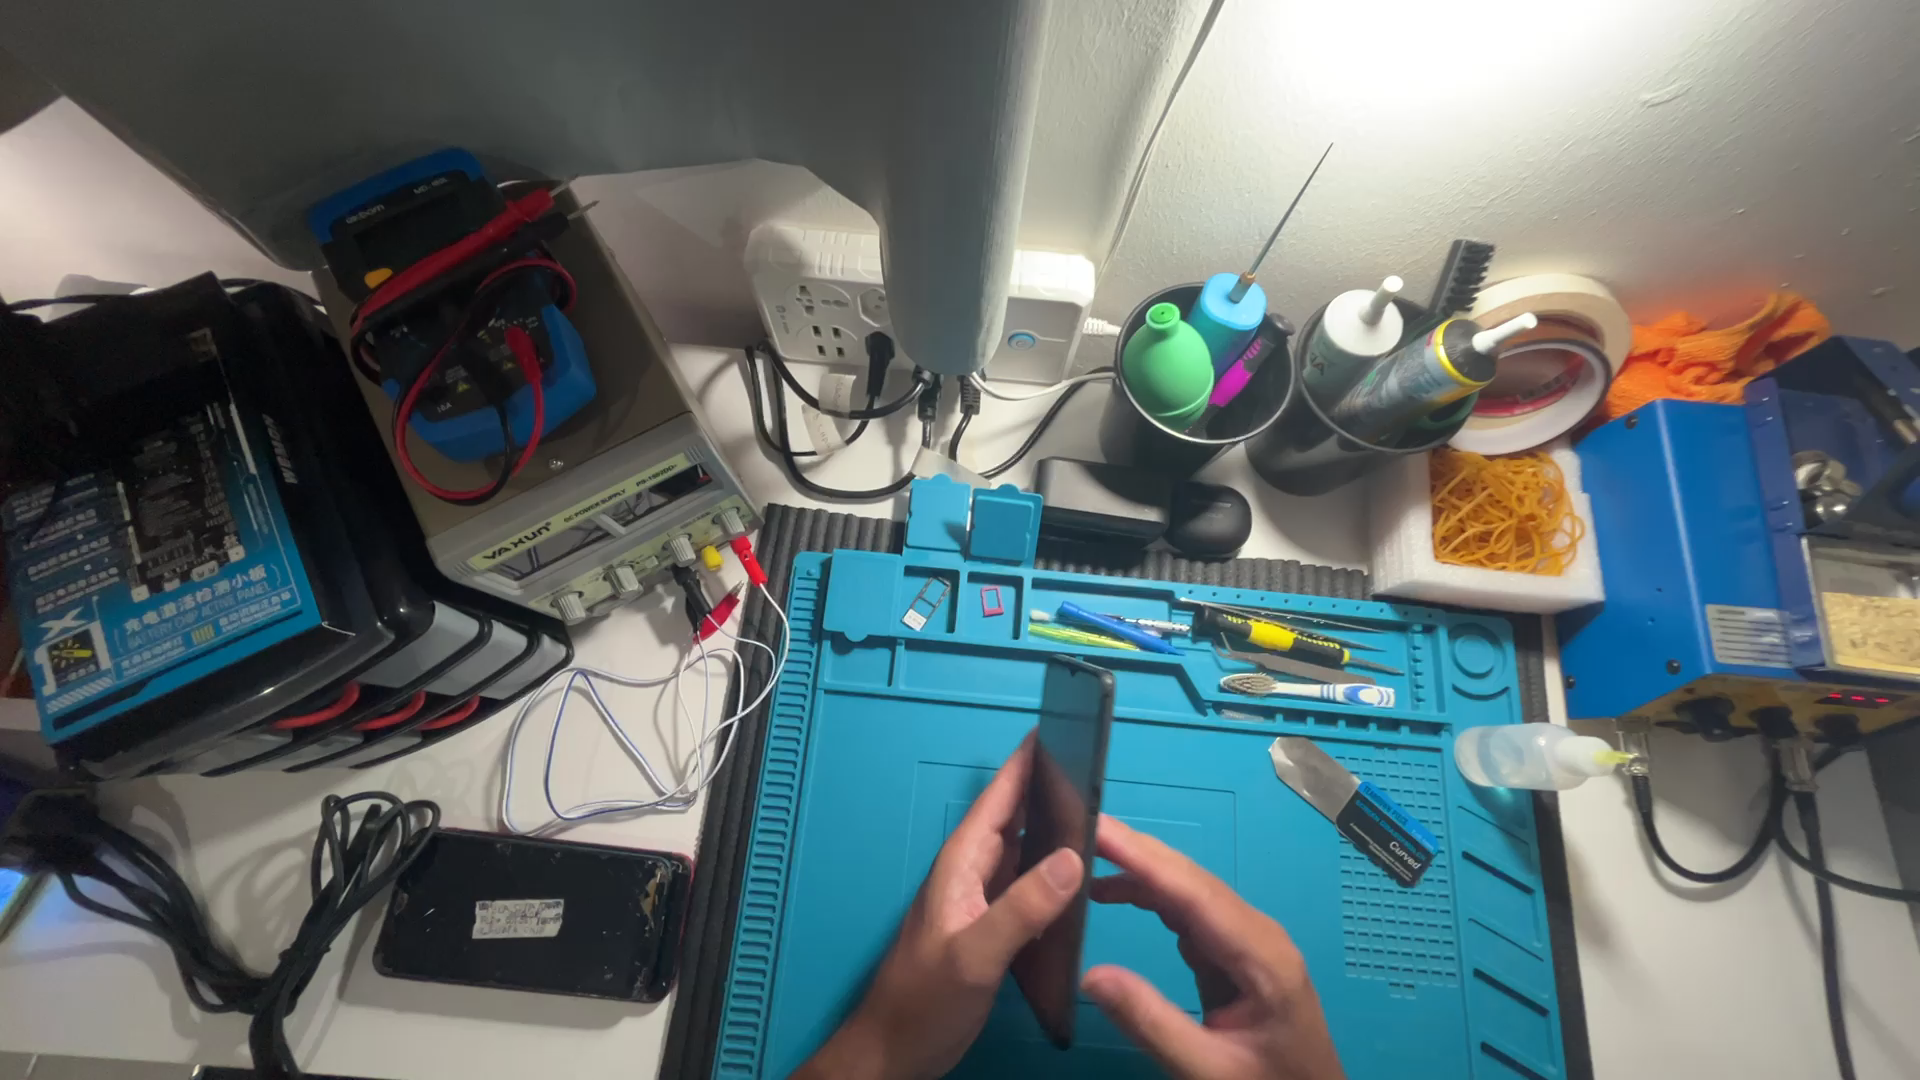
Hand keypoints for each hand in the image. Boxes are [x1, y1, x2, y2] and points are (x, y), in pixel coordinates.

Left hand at [795, 734, 1083, 1079]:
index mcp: (963, 861)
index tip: (1055, 730)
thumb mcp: (976, 953)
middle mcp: (973, 870)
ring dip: (1051, 829)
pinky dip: (1048, 870)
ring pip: (1021, 849)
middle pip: (1013, 817)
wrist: (895, 1049)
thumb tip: (1073, 856)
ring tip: (1094, 814)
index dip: (1024, 762)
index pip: (998, 798)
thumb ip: (1022, 907)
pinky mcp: (989, 922)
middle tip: (1093, 771)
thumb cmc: (926, 997)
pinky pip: (1024, 882)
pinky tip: (1074, 876)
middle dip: (1047, 790)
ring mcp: (980, 896)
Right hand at [1080, 815, 1344, 1079]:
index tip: (1098, 827)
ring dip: (1136, 869)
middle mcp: (1255, 931)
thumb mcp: (1210, 1071)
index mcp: (1260, 954)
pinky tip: (1112, 891)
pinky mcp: (1231, 949)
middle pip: (1187, 878)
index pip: (1191, 891)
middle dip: (1134, 848)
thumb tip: (1089, 974)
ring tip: (1085, 856)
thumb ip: (1152, 1023)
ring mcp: (1244, 937)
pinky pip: (1184, 908)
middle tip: (1081, 825)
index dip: (1141, 856)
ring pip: (1184, 887)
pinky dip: (1147, 894)